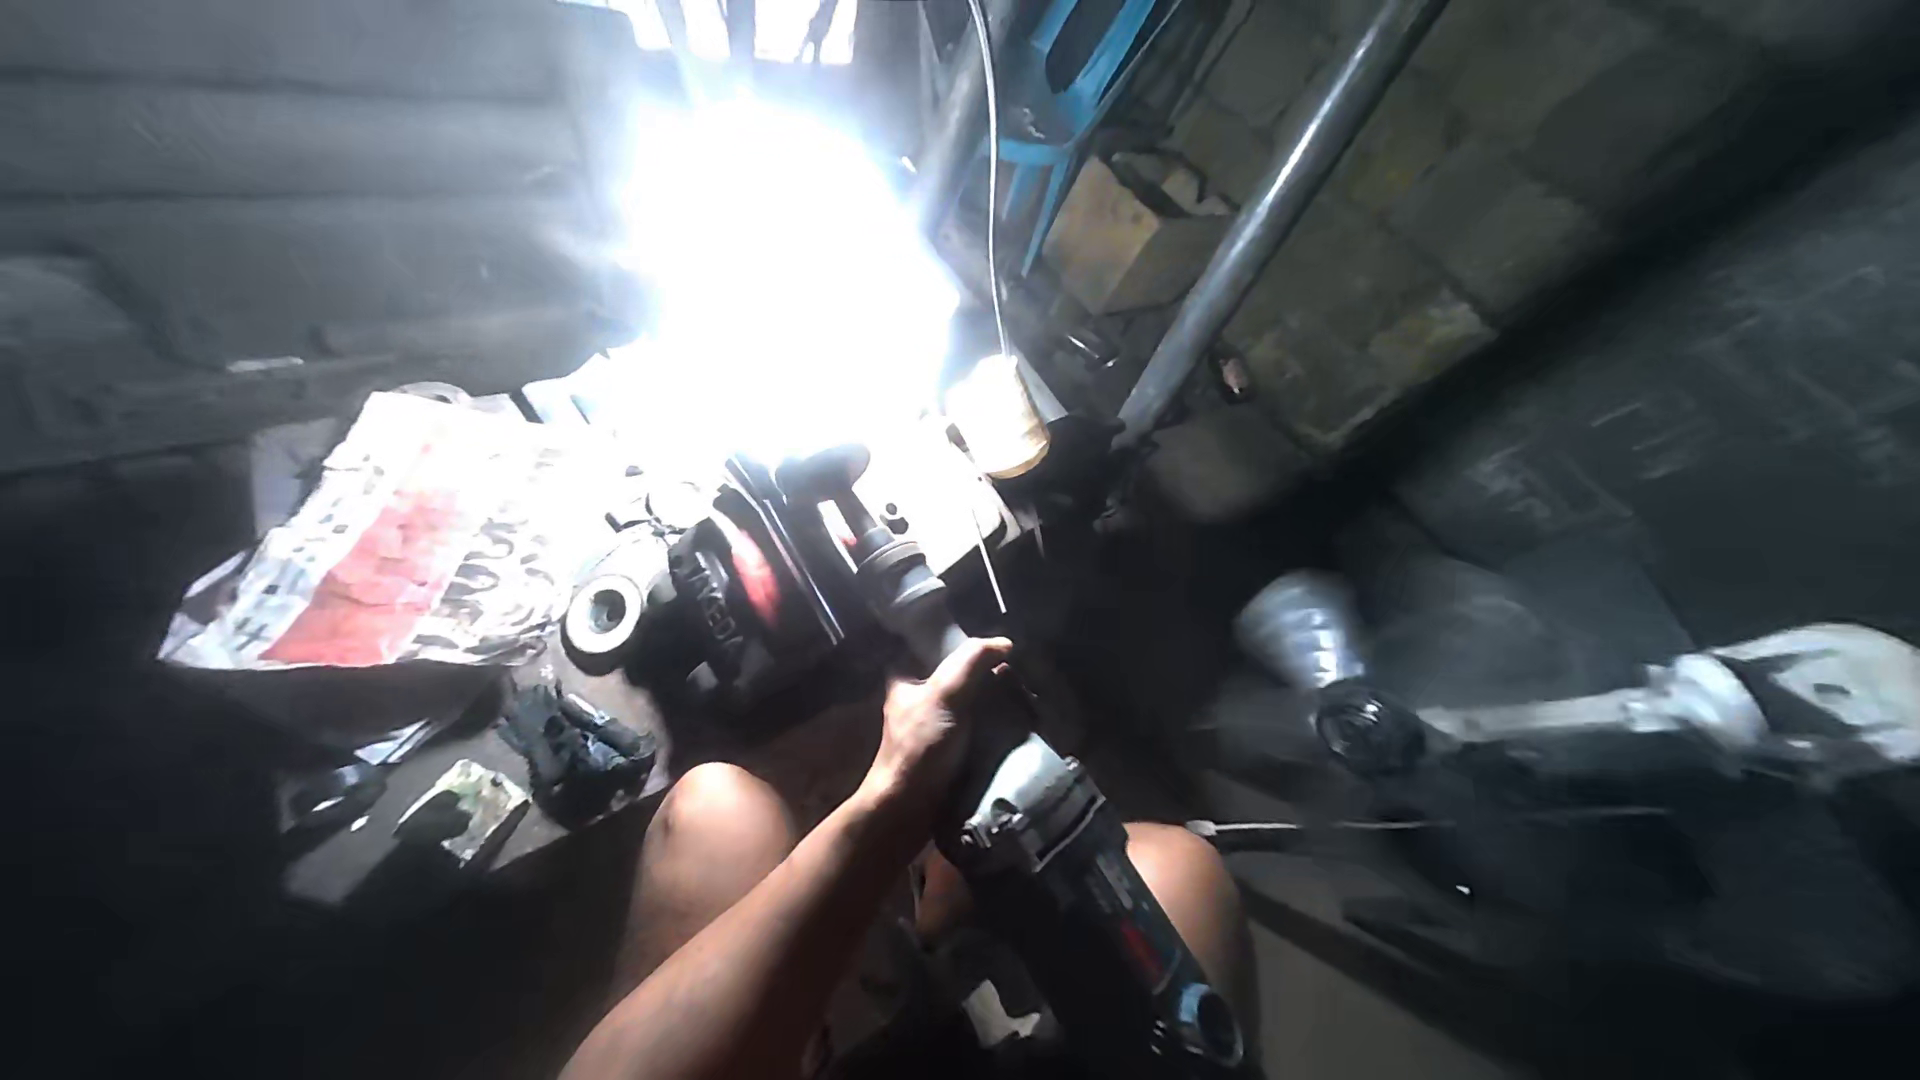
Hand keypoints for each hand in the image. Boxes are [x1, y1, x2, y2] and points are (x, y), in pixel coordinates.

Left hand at [860, 636, 1012, 827]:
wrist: (906, 810)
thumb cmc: (920, 747)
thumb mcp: (945, 695)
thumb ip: (971, 663)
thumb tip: (1005, 644)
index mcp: (905, 677)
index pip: (938, 646)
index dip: (966, 644)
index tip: (997, 648)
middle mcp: (916, 698)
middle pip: (956, 674)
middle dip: (984, 674)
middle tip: (1016, 674)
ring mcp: (931, 726)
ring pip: (967, 701)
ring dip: (990, 701)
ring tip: (1021, 698)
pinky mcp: (944, 750)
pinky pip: (972, 727)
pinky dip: (990, 725)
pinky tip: (1011, 724)